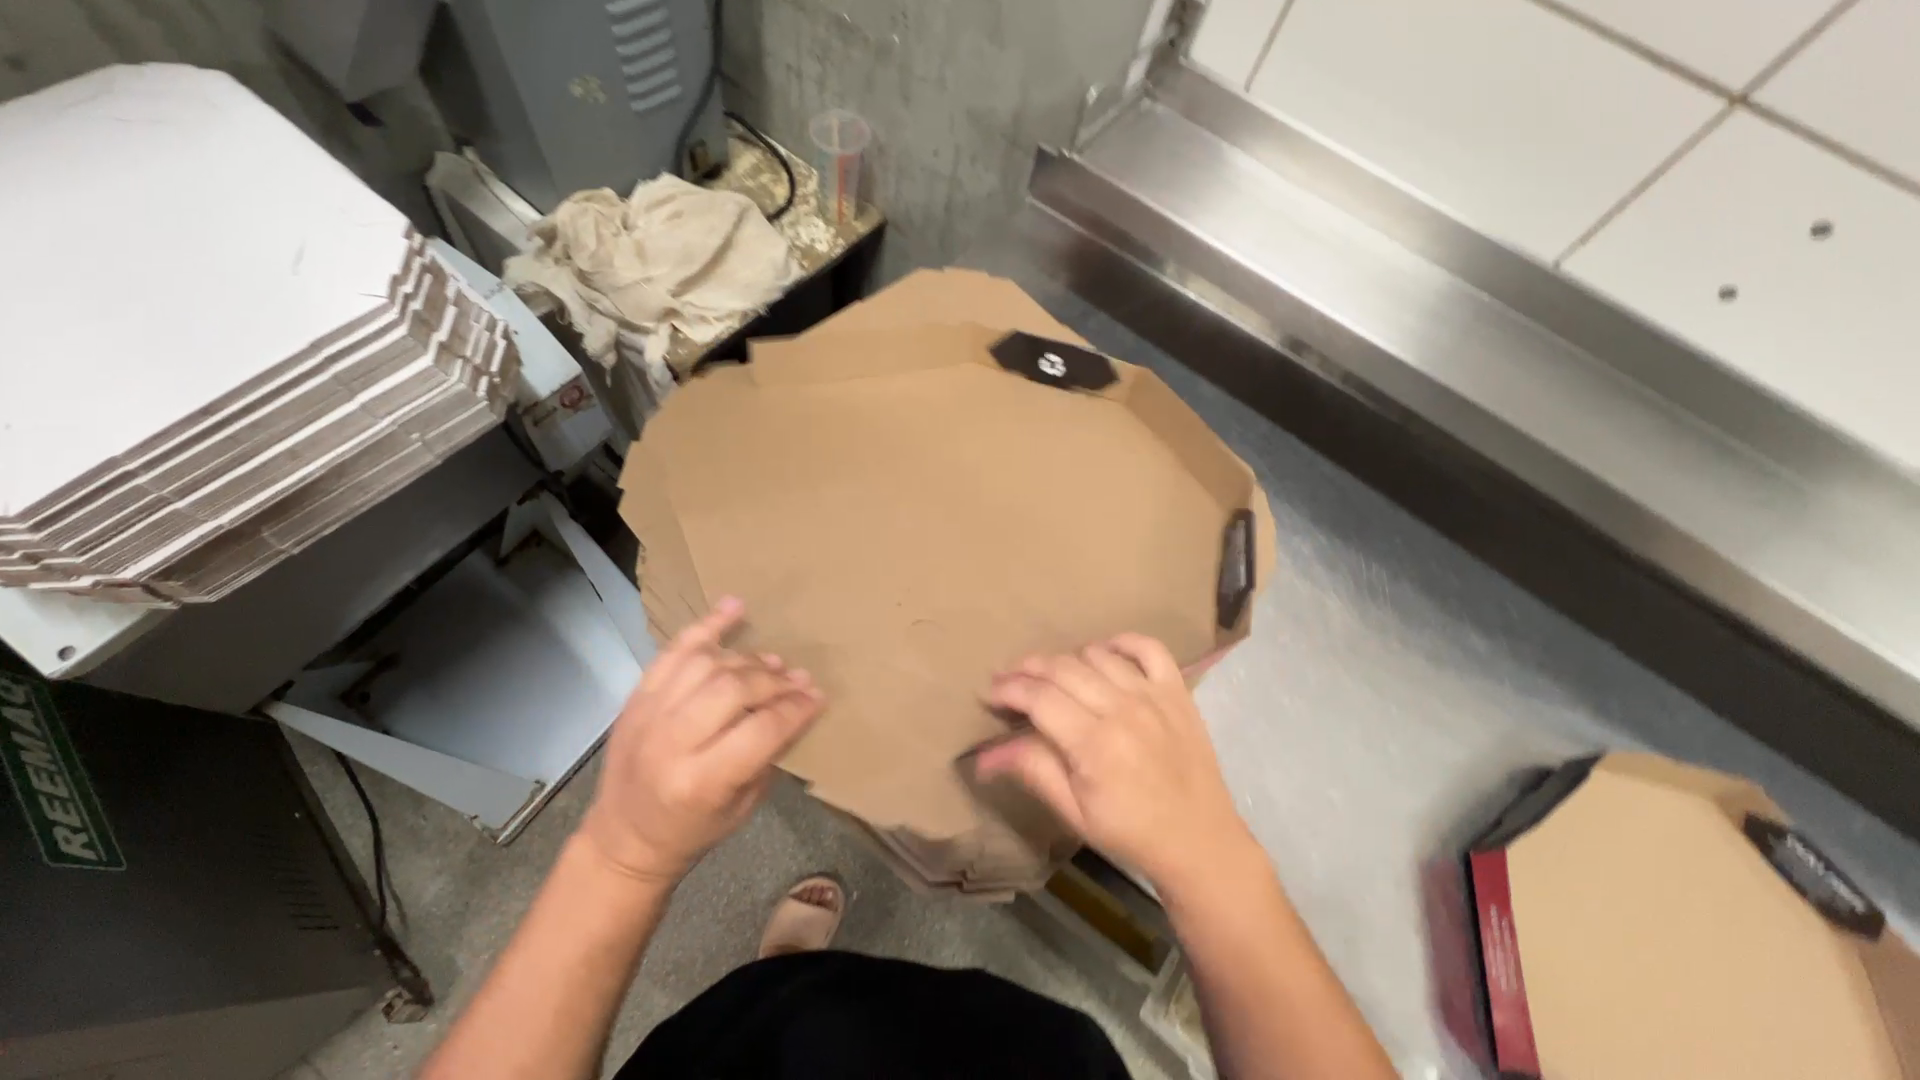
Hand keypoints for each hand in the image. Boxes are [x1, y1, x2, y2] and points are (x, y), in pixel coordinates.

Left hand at [579, 597, 822, 884]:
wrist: (624, 836)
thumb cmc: (692, 829)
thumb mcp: (743, 806)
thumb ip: (768, 753)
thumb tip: (797, 705)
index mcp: (701, 781)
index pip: (761, 730)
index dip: (796, 709)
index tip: (818, 698)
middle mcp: (671, 743)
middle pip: (733, 689)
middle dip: (774, 682)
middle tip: (798, 681)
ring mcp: (648, 715)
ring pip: (706, 664)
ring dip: (746, 659)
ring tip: (770, 664)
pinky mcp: (636, 697)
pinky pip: (673, 651)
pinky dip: (706, 626)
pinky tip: (735, 608)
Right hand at [975, 634, 1260, 896]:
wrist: (1199, 840)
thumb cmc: (1130, 832)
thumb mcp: (1074, 812)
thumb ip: (1033, 771)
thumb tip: (984, 755)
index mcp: (1094, 744)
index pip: (1039, 697)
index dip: (1008, 690)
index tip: (990, 693)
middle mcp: (1122, 709)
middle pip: (1063, 669)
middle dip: (1028, 669)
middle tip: (1009, 680)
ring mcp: (1153, 696)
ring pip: (1098, 655)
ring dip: (1068, 659)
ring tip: (1052, 676)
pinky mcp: (1177, 692)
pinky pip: (1149, 648)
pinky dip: (1122, 643)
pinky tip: (1104, 653)